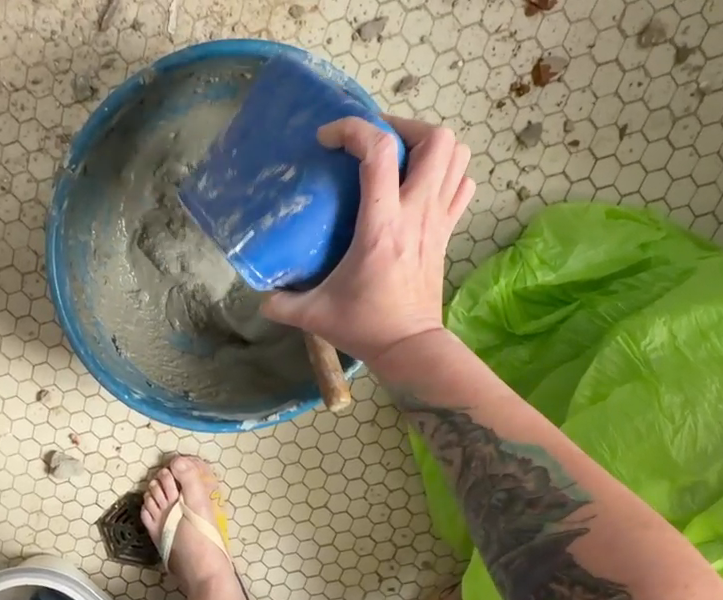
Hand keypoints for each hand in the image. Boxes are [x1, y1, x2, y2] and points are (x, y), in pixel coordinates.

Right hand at [261, 116, 476, 364]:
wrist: (409, 347)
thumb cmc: (364, 326)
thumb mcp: (313, 315)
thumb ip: (282, 303)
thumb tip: (261, 295)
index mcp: (382, 225)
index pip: (379, 152)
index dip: (353, 130)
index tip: (328, 138)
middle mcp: (417, 213)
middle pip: (435, 140)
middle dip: (404, 128)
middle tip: (375, 143)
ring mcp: (438, 220)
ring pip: (456, 156)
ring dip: (429, 146)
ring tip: (399, 158)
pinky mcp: (448, 232)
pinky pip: (461, 185)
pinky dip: (447, 174)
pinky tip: (421, 186)